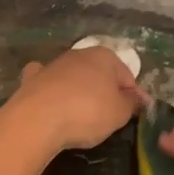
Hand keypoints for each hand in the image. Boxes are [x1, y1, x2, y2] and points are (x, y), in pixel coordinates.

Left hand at [0, 46, 142, 152]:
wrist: (37, 120)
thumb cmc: (88, 112)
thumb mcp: (120, 113)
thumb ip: (133, 104)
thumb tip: (141, 99)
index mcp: (105, 56)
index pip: (128, 77)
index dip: (132, 97)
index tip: (131, 116)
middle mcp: (79, 54)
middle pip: (100, 75)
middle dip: (105, 93)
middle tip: (107, 119)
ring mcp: (54, 64)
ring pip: (74, 77)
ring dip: (80, 92)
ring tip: (79, 118)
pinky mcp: (32, 79)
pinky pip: (48, 82)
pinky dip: (51, 89)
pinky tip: (51, 101)